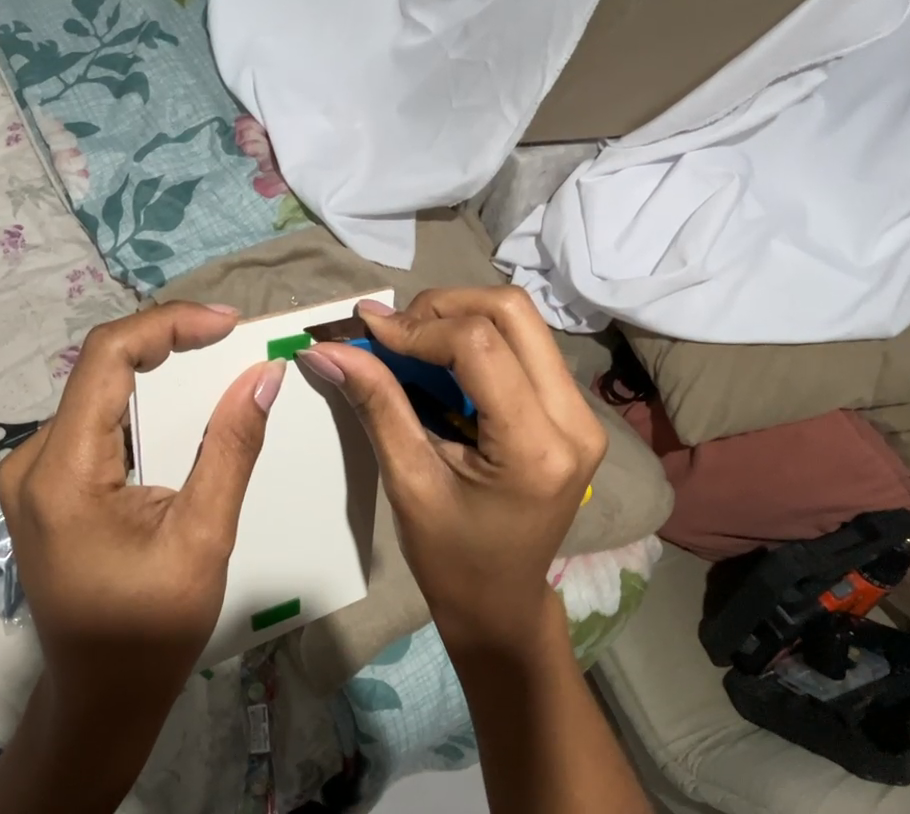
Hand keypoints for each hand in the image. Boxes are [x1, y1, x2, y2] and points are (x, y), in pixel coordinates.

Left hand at [0, 301, 286, 721]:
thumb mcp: (202, 540)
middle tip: (230, 337)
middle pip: (99, 367)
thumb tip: (263, 376)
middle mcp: (32, 460)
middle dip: (168, 341)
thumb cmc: (150, 632)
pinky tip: (180, 404)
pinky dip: (140, 403)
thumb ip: (231, 450)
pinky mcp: (45, 484)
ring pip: (97, 390)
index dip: (169, 325)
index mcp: (61, 471)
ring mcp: (32, 472)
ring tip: (214, 358)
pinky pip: (94, 420)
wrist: (99, 698)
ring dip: (156, 370)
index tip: (228, 324)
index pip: (107, 357)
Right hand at [298, 288, 604, 651]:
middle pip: (512, 312)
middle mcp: (575, 420)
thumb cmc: (452, 558)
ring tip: (411, 343)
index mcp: (537, 447)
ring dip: (460, 317)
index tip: (365, 331)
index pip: (479, 344)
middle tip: (393, 332)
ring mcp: (582, 413)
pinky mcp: (572, 411)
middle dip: (442, 306)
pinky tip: (440, 361)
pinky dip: (476, 336)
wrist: (503, 602)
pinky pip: (525, 345)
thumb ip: (376, 404)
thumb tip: (327, 348)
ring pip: (521, 320)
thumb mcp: (408, 481)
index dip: (417, 327)